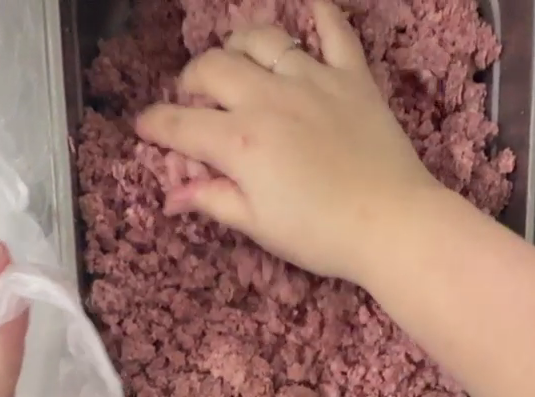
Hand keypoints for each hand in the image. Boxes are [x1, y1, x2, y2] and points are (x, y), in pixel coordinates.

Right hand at [134, 0, 445, 284]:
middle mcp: (268, 97)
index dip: (155, 126)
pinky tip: (307, 5)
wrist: (390, 224)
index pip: (181, 125)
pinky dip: (318, 12)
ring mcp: (312, 80)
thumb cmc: (320, 235)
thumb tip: (174, 196)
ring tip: (236, 62)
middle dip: (191, 83)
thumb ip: (214, 201)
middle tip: (193, 102)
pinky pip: (332, 28)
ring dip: (238, 46)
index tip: (143, 127)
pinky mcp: (352, 77)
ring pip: (261, 39)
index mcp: (240, 142)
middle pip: (212, 69)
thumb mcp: (259, 226)